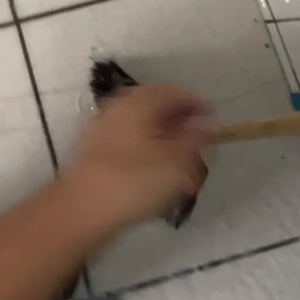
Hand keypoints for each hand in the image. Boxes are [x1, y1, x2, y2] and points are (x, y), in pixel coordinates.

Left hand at [59, 83, 211, 234]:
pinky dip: (151, 151)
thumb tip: (208, 124)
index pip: (174, 92)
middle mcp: (120, 106)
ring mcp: (106, 125)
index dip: (198, 105)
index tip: (217, 126)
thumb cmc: (133, 181)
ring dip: (168, 140)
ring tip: (185, 166)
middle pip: (158, 106)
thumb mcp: (175, 162)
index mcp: (138, 101)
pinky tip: (160, 175)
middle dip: (183, 124)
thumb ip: (195, 139)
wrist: (83, 208)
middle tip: (202, 147)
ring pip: (145, 125)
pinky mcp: (99, 148)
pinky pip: (132, 141)